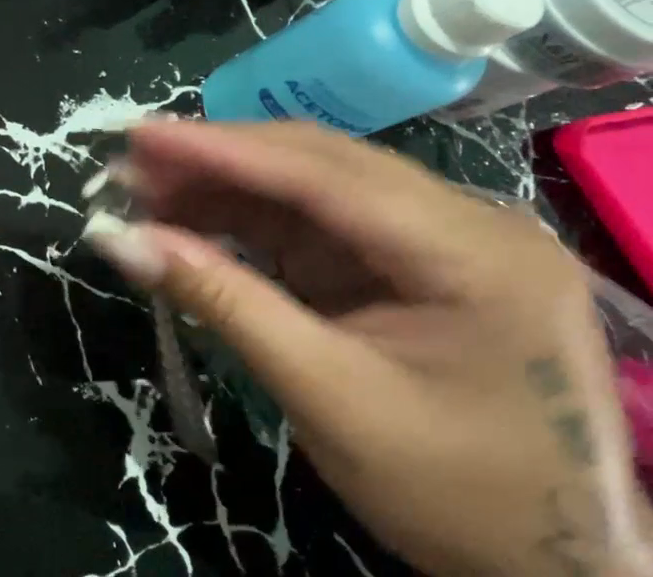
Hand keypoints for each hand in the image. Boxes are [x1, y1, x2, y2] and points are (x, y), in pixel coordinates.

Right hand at [82, 119, 652, 576]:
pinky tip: (187, 219)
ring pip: (307, 187)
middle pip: (318, 166)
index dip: (223, 150)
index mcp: (477, 256)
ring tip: (140, 192)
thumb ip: (221, 301)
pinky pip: (310, 222)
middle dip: (216, 161)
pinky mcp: (403, 266)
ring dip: (222, 186)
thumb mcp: (326, 394)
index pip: (328, 177)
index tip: (137, 134)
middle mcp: (467, 228)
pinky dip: (244, 219)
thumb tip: (115, 238)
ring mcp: (437, 243)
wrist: (553, 569)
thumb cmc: (454, 490)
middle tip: (126, 163)